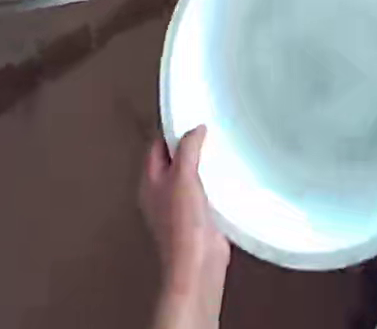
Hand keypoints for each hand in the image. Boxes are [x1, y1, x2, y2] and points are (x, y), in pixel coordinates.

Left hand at [140, 126, 229, 307]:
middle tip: (208, 123)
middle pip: (173, 156)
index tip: (190, 111)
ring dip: (203, 158)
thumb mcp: (182, 175)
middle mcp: (161, 190)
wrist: (197, 264)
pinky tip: (228, 167)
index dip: (170, 128)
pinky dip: (214, 175)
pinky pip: (204, 186)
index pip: (156, 145)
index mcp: (149, 181)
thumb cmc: (182, 221)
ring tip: (221, 140)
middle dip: (189, 141)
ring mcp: (180, 203)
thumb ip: (187, 147)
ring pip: (190, 170)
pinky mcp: (198, 213)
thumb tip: (196, 128)